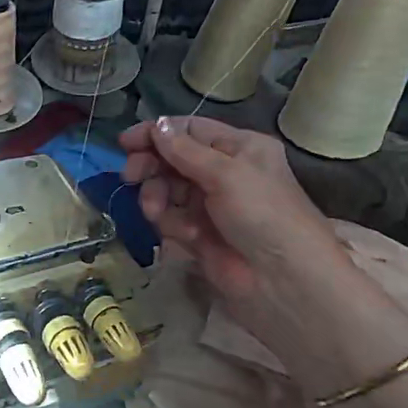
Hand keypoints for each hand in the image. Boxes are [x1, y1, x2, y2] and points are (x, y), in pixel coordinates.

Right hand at [119, 117, 353, 347]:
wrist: (282, 281)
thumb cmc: (262, 214)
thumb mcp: (226, 173)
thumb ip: (184, 150)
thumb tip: (156, 125)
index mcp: (238, 148)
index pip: (189, 130)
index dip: (156, 134)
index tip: (125, 143)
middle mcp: (223, 172)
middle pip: (172, 159)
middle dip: (151, 167)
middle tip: (131, 176)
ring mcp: (210, 205)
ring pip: (166, 190)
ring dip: (157, 198)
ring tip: (157, 213)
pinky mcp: (198, 234)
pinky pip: (171, 219)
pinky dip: (173, 224)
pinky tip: (187, 236)